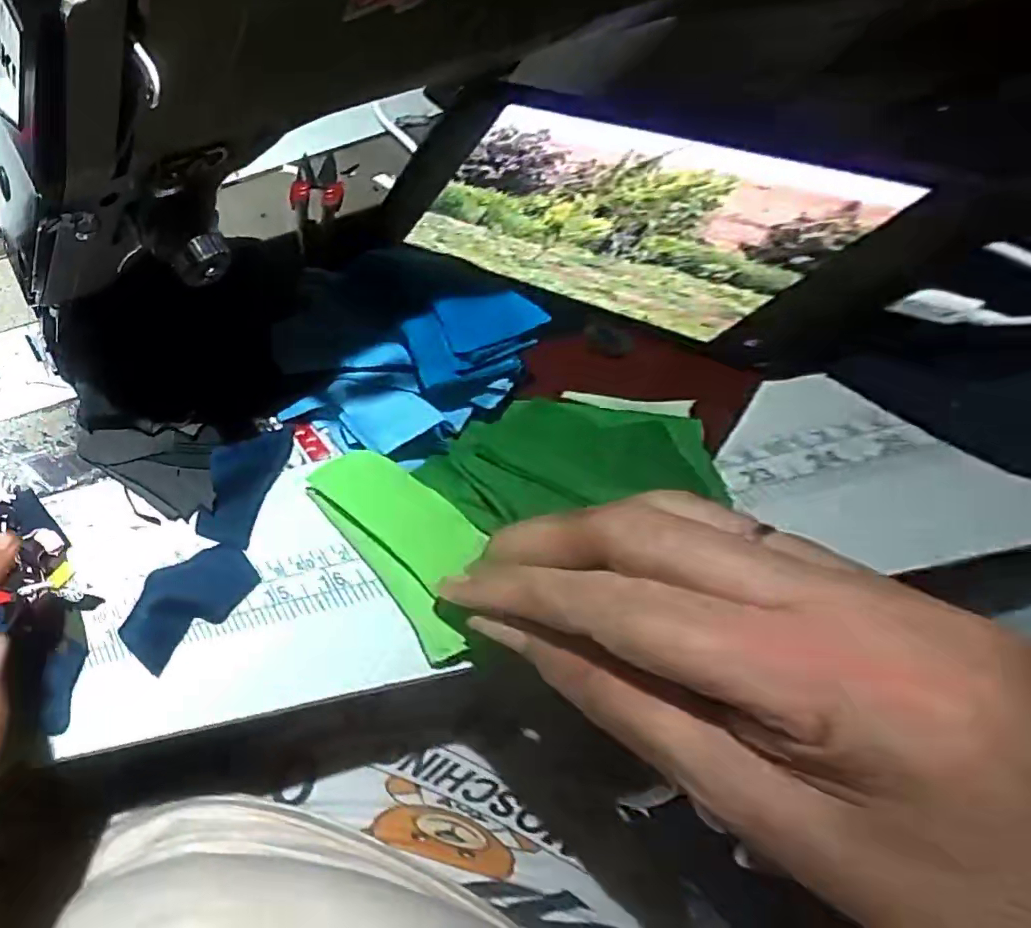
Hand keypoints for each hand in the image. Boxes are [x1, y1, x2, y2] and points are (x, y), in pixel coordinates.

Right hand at [438, 491, 1030, 927]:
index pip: (621, 604)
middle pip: (643, 530)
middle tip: (479, 568)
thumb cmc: (946, 887)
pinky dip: (641, 533)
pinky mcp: (867, 577)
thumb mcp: (772, 822)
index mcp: (822, 673)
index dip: (522, 592)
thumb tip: (517, 638)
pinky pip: (724, 527)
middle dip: (541, 541)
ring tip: (530, 558)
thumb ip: (630, 711)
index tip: (451, 590)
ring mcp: (859, 576)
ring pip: (679, 511)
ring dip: (585, 527)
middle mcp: (837, 595)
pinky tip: (613, 561)